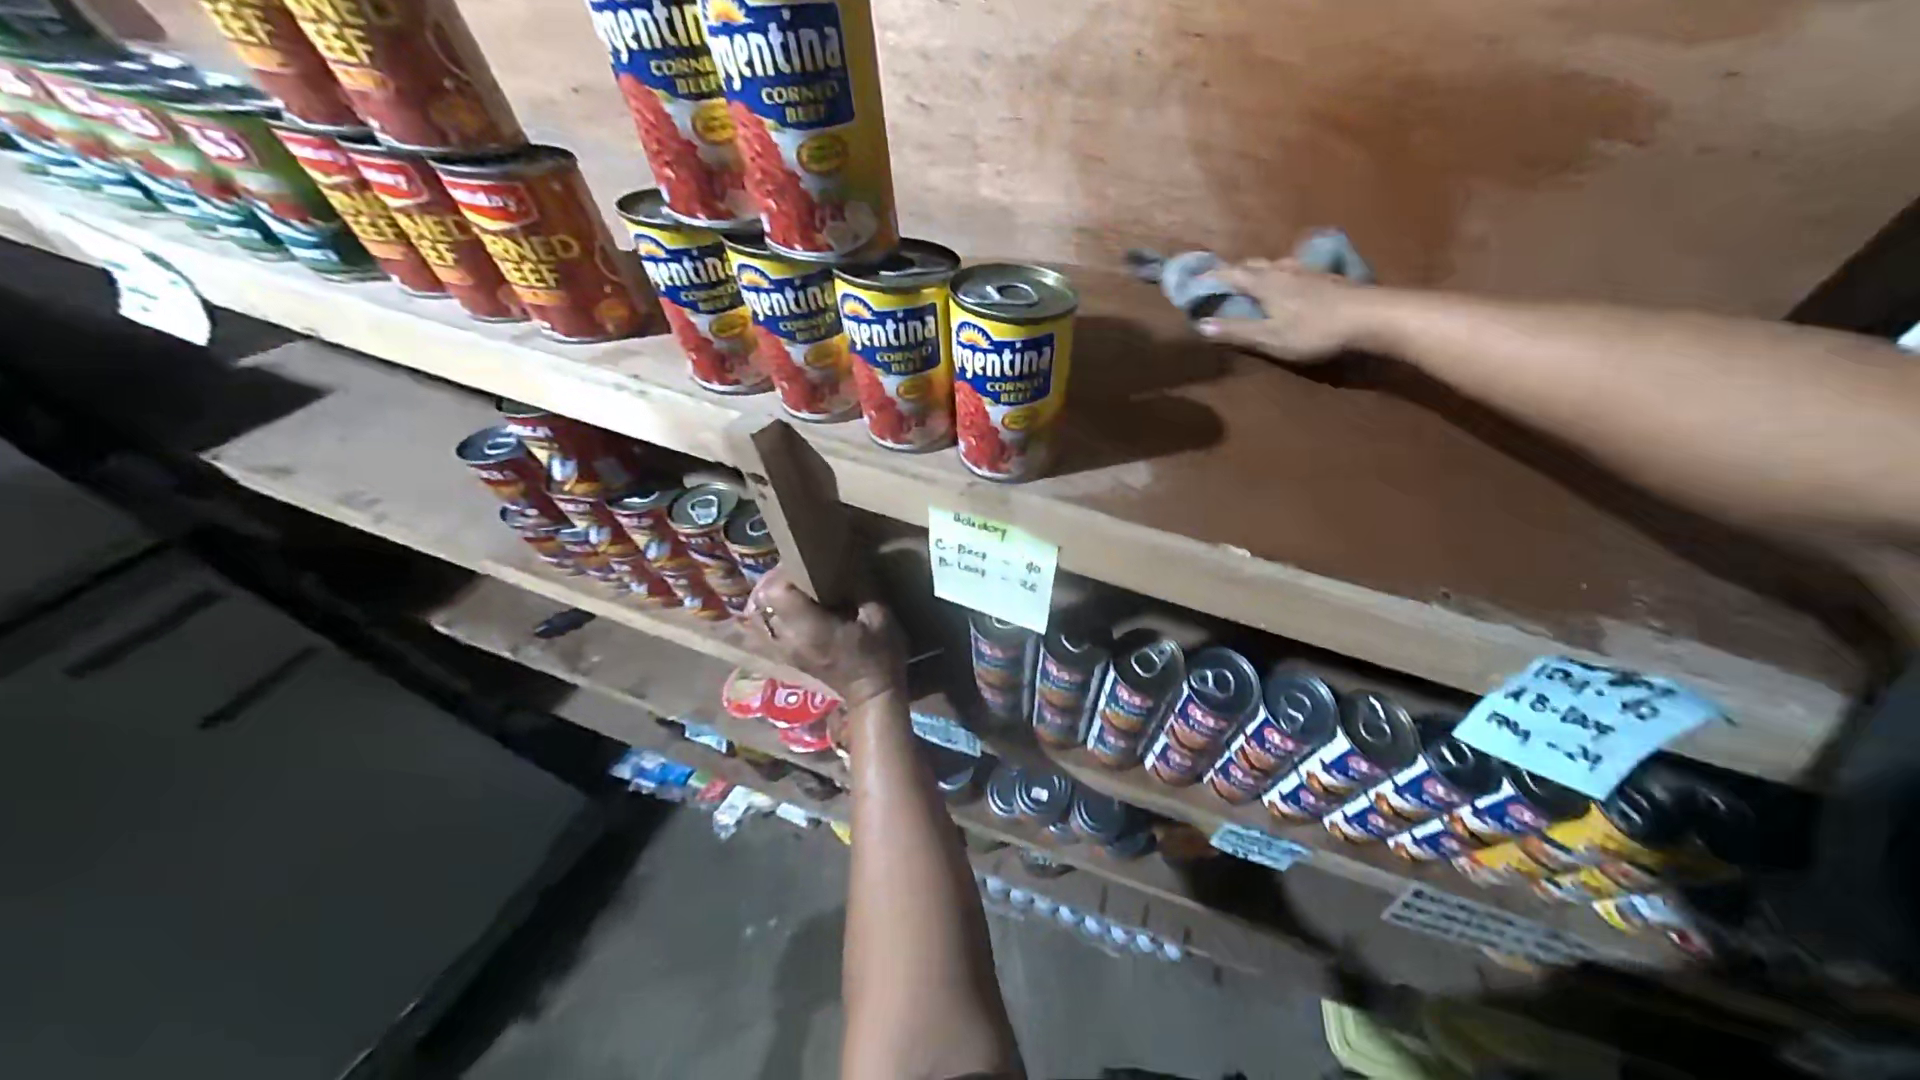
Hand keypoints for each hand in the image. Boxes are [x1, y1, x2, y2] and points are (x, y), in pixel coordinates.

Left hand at [747, 567, 905, 710]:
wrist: (873, 696)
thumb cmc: (879, 656)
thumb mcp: (880, 617)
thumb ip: (861, 587)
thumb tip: (848, 563)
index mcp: (808, 627)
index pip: (775, 592)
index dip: (784, 573)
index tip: (804, 565)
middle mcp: (788, 639)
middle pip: (761, 601)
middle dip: (776, 581)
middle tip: (799, 572)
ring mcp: (784, 651)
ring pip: (757, 617)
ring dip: (770, 599)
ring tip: (792, 589)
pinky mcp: (786, 657)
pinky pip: (763, 632)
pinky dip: (768, 616)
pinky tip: (788, 610)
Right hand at [1196, 257, 1377, 362]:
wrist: (1371, 316)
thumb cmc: (1313, 330)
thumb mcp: (1269, 337)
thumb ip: (1236, 331)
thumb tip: (1201, 325)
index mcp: (1264, 283)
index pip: (1230, 274)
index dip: (1211, 277)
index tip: (1194, 280)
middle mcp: (1283, 269)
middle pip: (1252, 265)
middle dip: (1233, 272)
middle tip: (1221, 282)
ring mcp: (1308, 270)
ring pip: (1275, 265)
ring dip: (1259, 271)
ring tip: (1252, 282)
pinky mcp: (1327, 277)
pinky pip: (1294, 270)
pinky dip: (1281, 275)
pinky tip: (1288, 284)